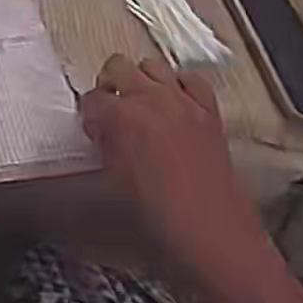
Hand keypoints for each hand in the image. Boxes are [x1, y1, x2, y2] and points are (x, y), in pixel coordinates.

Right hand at [79, 57, 270, 281]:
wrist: (213, 236)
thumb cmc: (155, 215)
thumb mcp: (111, 180)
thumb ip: (103, 144)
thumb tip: (101, 131)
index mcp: (120, 117)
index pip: (91, 98)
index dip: (89, 115)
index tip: (94, 132)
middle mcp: (151, 99)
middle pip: (117, 67)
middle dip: (109, 86)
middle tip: (111, 113)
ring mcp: (183, 101)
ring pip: (152, 65)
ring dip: (141, 80)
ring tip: (141, 105)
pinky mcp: (209, 111)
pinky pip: (191, 80)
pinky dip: (179, 85)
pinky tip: (174, 104)